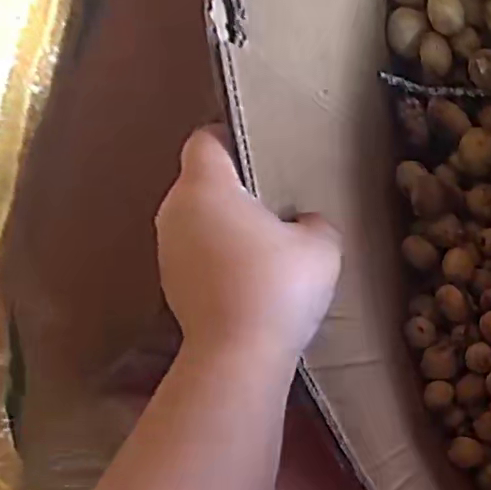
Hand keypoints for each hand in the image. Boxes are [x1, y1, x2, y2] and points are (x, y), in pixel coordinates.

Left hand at [155, 126, 342, 364]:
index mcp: (207, 188)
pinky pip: (199, 256)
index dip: (231, 138)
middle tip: (278, 206)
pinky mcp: (172, 284)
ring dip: (228, 228)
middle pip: (202, 183)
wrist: (240, 352)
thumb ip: (316, 223)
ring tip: (269, 249)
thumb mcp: (323, 248)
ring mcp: (167, 249)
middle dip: (236, 190)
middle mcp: (175, 210)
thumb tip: (304, 222)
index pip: (206, 141)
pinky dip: (221, 260)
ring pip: (199, 221)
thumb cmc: (280, 287)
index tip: (259, 150)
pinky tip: (253, 282)